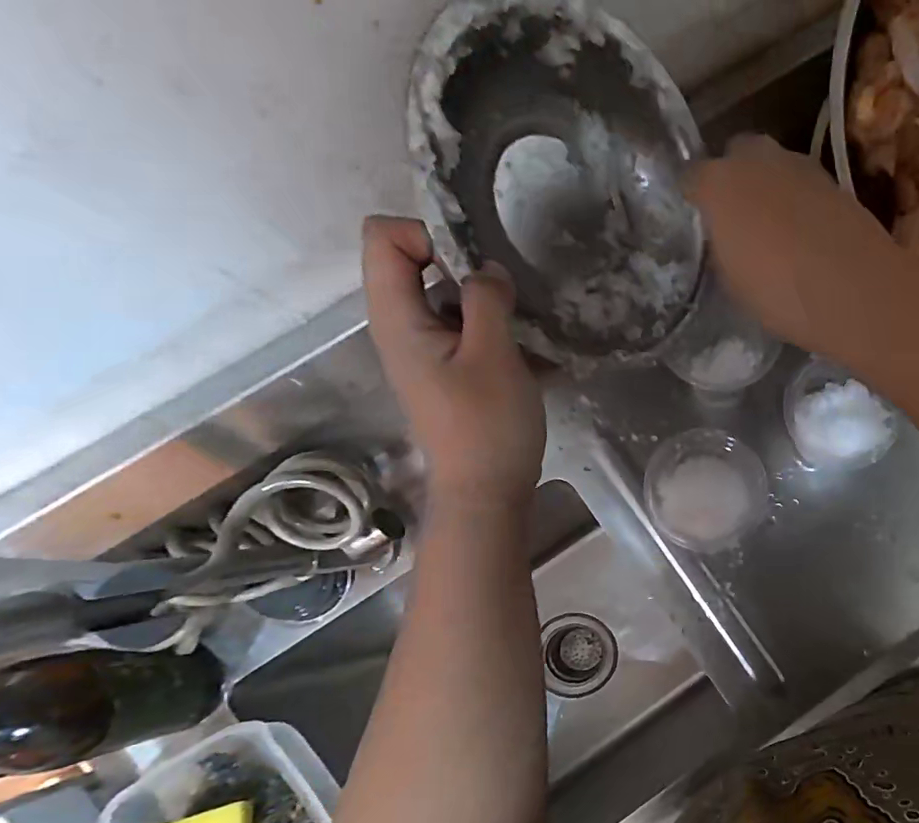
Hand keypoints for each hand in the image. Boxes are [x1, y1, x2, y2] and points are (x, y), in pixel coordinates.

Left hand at [361, 216, 546, 503]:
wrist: (486, 493)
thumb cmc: (488, 427)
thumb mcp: (494, 355)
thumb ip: (487, 300)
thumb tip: (487, 269)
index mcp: (397, 318)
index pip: (383, 236)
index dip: (428, 233)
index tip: (476, 264)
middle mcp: (401, 328)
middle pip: (416, 264)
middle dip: (466, 267)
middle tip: (512, 295)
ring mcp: (425, 352)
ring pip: (449, 300)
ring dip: (490, 304)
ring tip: (530, 326)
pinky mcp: (449, 373)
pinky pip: (467, 333)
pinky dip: (497, 334)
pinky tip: (534, 356)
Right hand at [685, 136, 909, 356]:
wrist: (856, 292)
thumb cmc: (781, 295)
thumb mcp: (735, 285)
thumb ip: (724, 251)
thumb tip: (729, 243)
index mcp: (718, 184)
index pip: (692, 180)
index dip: (696, 202)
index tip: (701, 226)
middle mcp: (756, 159)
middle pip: (736, 157)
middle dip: (736, 181)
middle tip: (741, 221)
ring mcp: (800, 164)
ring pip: (775, 168)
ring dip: (773, 190)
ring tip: (779, 230)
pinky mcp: (835, 181)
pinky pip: (806, 187)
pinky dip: (803, 204)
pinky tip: (809, 235)